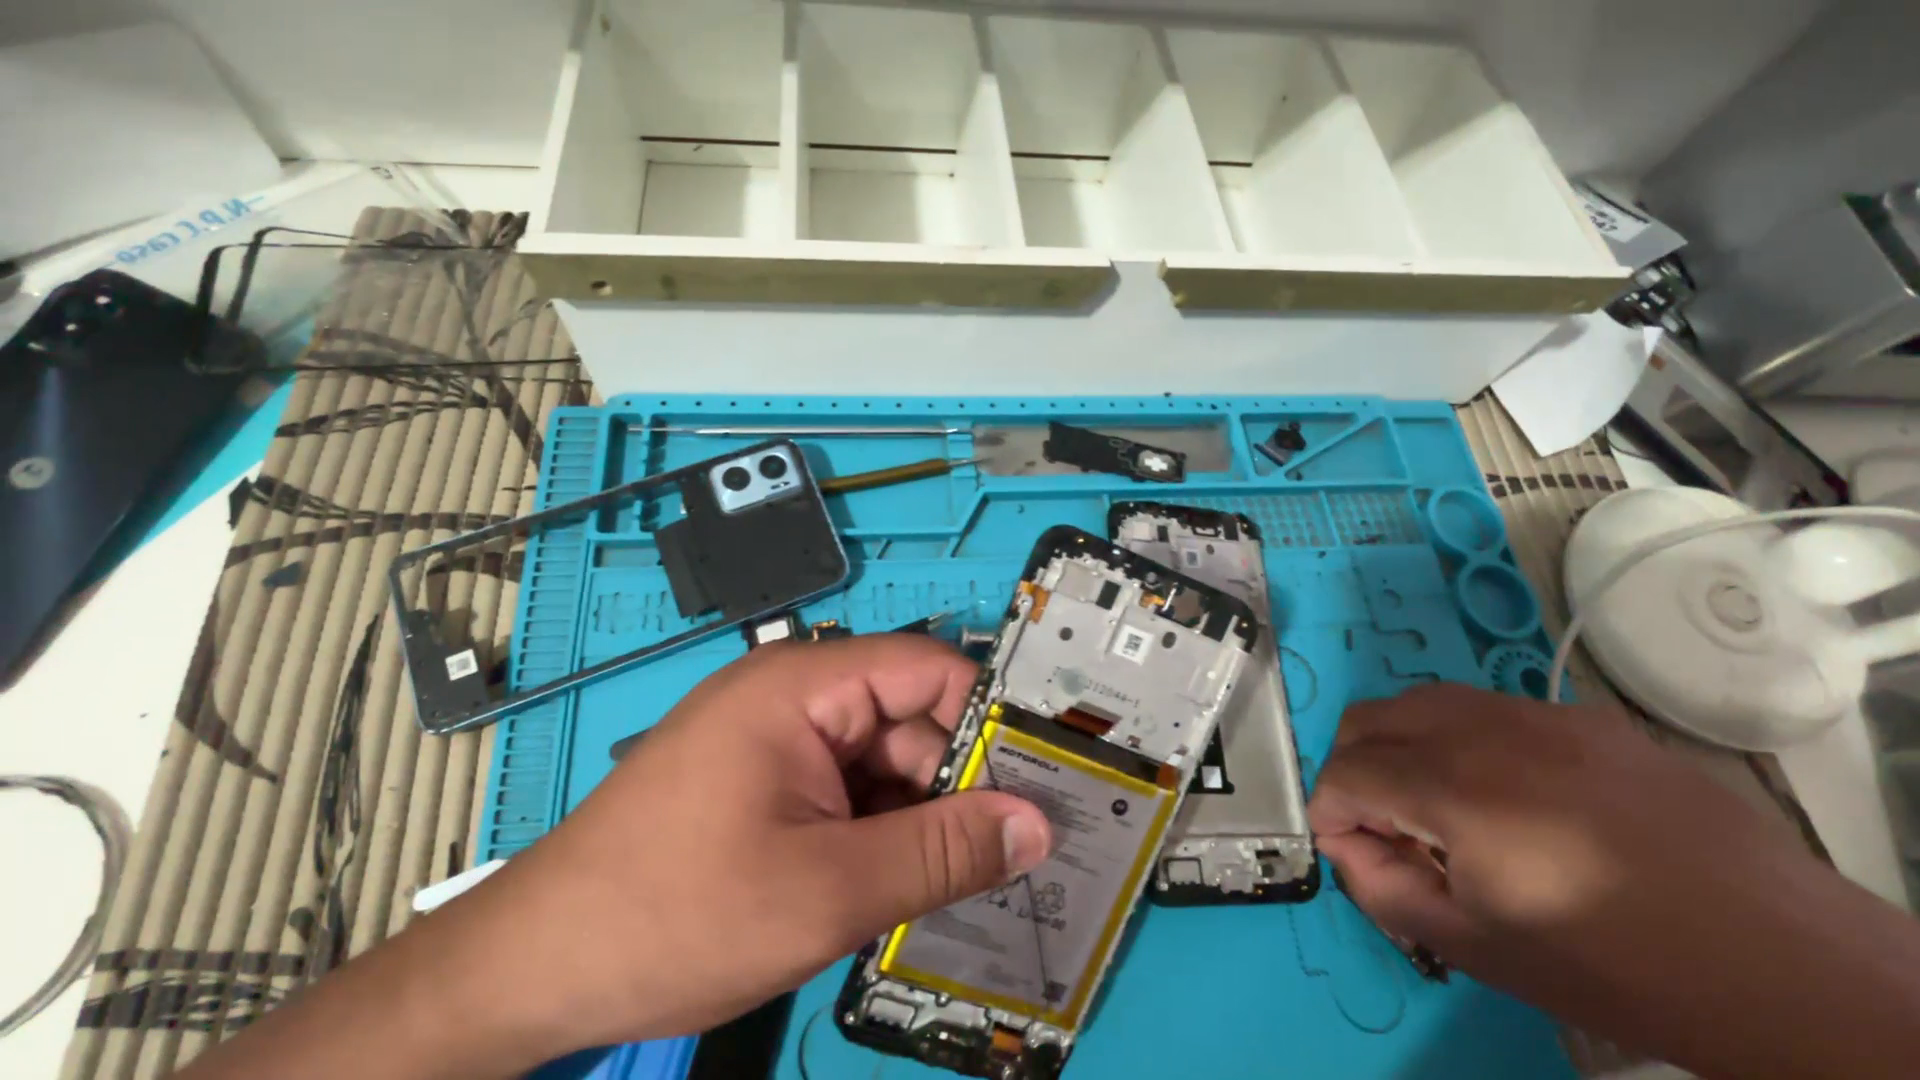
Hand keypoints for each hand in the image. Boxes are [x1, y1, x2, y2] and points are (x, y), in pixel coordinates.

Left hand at [178, 636, 1051, 1079]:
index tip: (1040, 785)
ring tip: (948, 891)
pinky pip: (843, 798)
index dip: (988, 721)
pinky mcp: (759, 791)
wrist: (535, 972)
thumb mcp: (827, 890)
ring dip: (915, 823)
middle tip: (1005, 862)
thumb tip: (1037, 825)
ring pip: (880, 769)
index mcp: (801, 688)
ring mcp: (771, 748)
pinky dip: (874, 839)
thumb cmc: (674, 914)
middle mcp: (789, 701)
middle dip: (955, 788)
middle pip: (908, 723)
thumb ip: (942, 853)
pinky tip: (890, 892)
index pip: (928, 669)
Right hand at [1312, 684, 1919, 1079]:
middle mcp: (1490, 728)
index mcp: (1455, 787)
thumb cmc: (1612, 966)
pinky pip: (1493, 710)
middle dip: (1354, 768)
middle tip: (1382, 825)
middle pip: (1373, 717)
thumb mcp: (1470, 945)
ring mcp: (1545, 714)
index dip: (1329, 813)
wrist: (1780, 963)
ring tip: (1439, 808)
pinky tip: (1509, 797)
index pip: (1345, 772)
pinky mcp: (1591, 720)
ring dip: (1406, 746)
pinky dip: (1465, 741)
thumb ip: (1379, 886)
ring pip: (1429, 700)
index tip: (1351, 850)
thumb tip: (1349, 842)